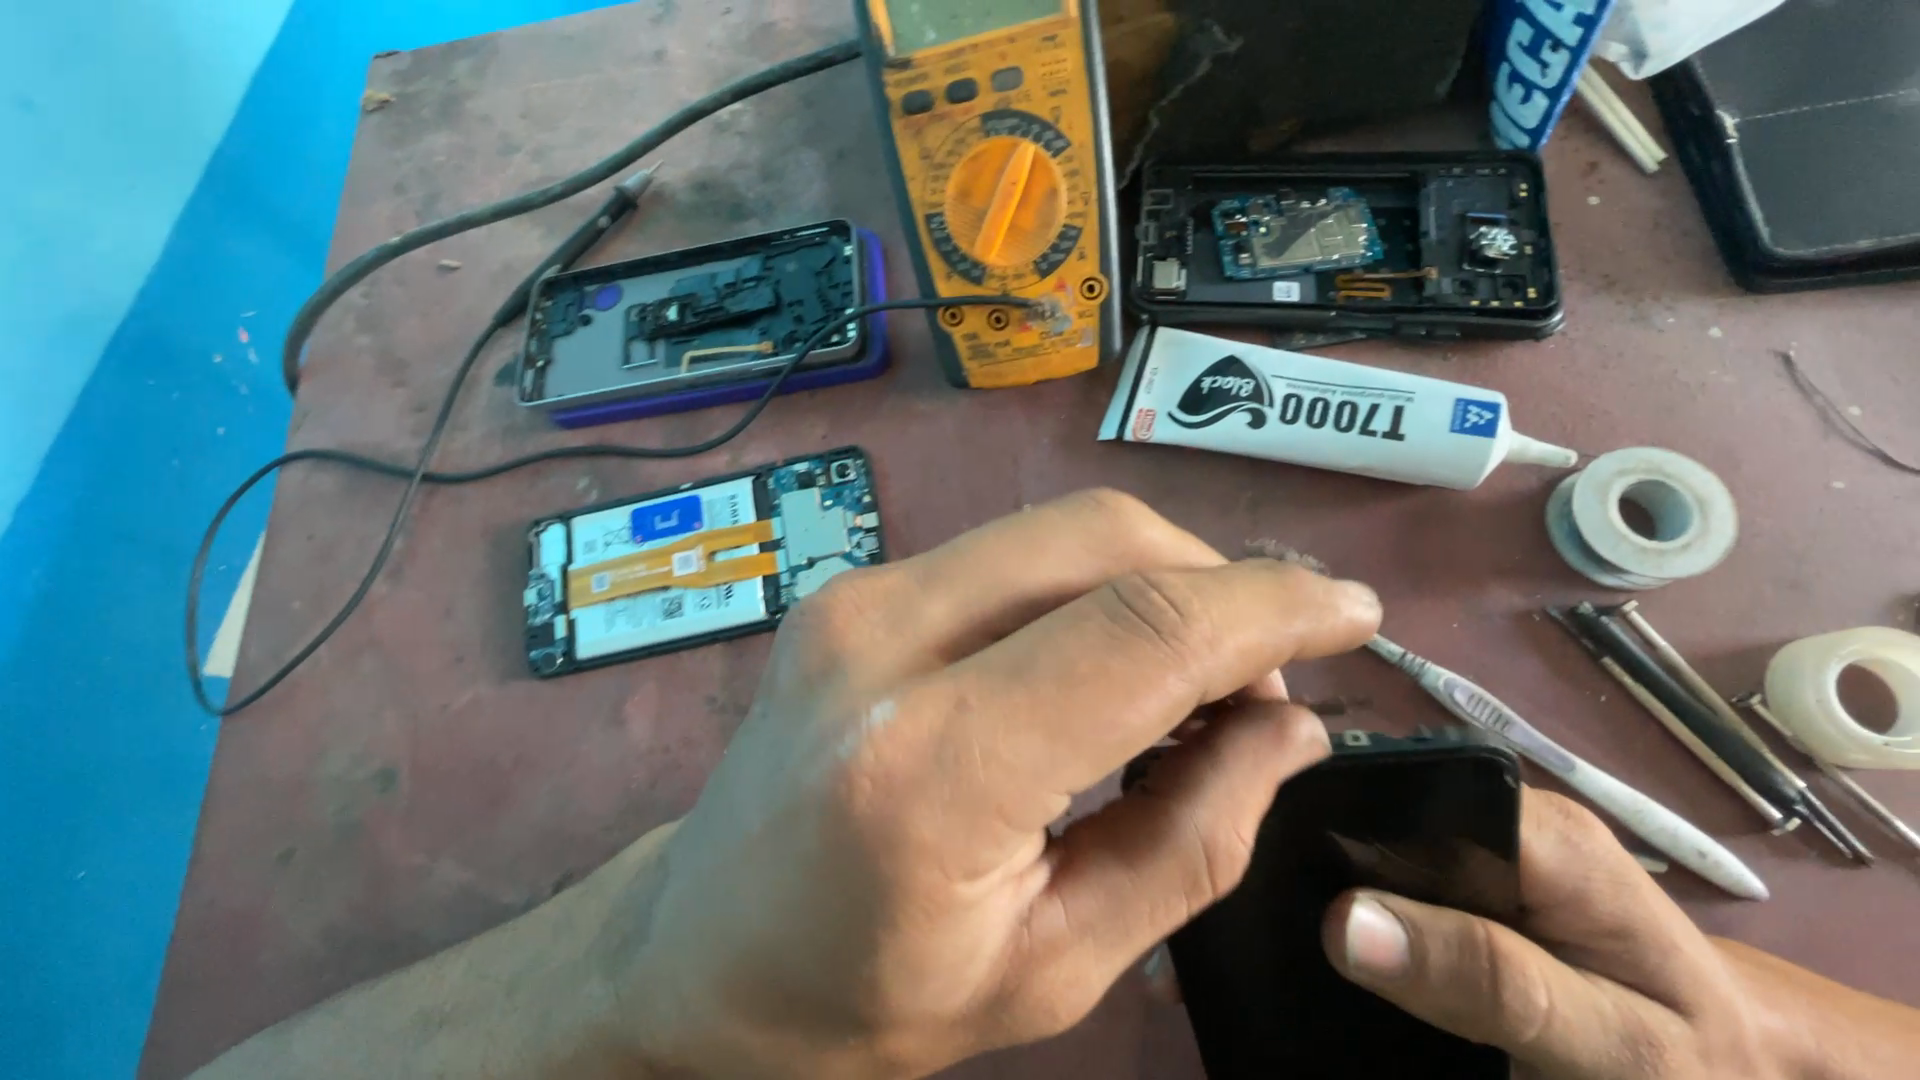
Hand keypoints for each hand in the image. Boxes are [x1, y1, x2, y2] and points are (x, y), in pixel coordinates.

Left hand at [628, 490, 1379, 1077]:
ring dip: (1154, 578)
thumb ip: (1190, 838)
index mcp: (931, 767)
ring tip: (1190, 677)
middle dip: (1216, 582)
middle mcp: (883, 641)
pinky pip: (1008, 554)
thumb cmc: (864, 994)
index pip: (1139, 631)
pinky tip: (1102, 658)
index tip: (1351, 613)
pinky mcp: (853, 587)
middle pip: (1101, 539)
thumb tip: (1288, 727)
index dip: (1267, 609)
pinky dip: (1087, 584)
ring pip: (1057, 529)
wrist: (700, 944)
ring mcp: (857, 596)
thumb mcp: (1052, 964)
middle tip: (1262, 673)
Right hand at [1323, 788, 1804, 1078]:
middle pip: (1386, 819)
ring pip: (1383, 848)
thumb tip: (1343, 920)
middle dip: (1328, 863)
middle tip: (1279, 916)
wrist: (1748, 1072)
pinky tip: (1334, 938)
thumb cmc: (1701, 1065)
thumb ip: (1489, 980)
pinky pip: (1400, 878)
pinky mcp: (1476, 878)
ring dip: (1339, 887)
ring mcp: (1489, 846)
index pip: (1409, 799)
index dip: (1341, 834)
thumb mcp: (1612, 1043)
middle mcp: (1508, 818)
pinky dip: (1367, 909)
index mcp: (1544, 834)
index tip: (1282, 878)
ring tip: (1290, 925)